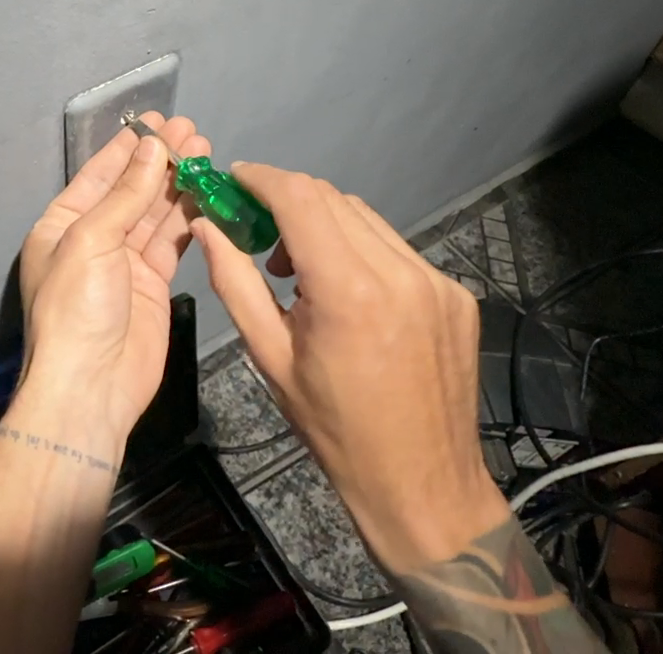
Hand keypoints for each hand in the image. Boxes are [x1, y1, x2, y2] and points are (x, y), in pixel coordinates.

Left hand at [16, 112, 209, 438]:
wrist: (92, 385)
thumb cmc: (76, 307)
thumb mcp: (91, 241)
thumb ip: (126, 195)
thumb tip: (152, 149)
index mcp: (62, 226)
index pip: (97, 176)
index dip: (127, 149)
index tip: (156, 122)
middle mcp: (92, 239)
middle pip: (130, 191)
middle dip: (159, 161)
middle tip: (192, 131)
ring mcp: (124, 262)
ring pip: (154, 213)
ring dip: (178, 184)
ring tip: (206, 151)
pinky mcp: (154, 283)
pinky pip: (172, 242)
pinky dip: (188, 218)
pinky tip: (206, 194)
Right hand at [193, 164, 508, 571]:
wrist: (422, 484)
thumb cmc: (333, 427)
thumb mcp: (270, 356)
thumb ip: (235, 282)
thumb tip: (206, 227)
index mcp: (348, 291)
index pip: (300, 199)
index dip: (262, 178)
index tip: (234, 179)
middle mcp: (399, 273)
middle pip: (331, 199)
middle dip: (286, 198)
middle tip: (254, 227)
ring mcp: (436, 281)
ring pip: (365, 217)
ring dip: (322, 222)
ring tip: (296, 264)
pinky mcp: (456, 293)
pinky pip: (395, 246)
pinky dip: (358, 248)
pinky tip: (343, 286)